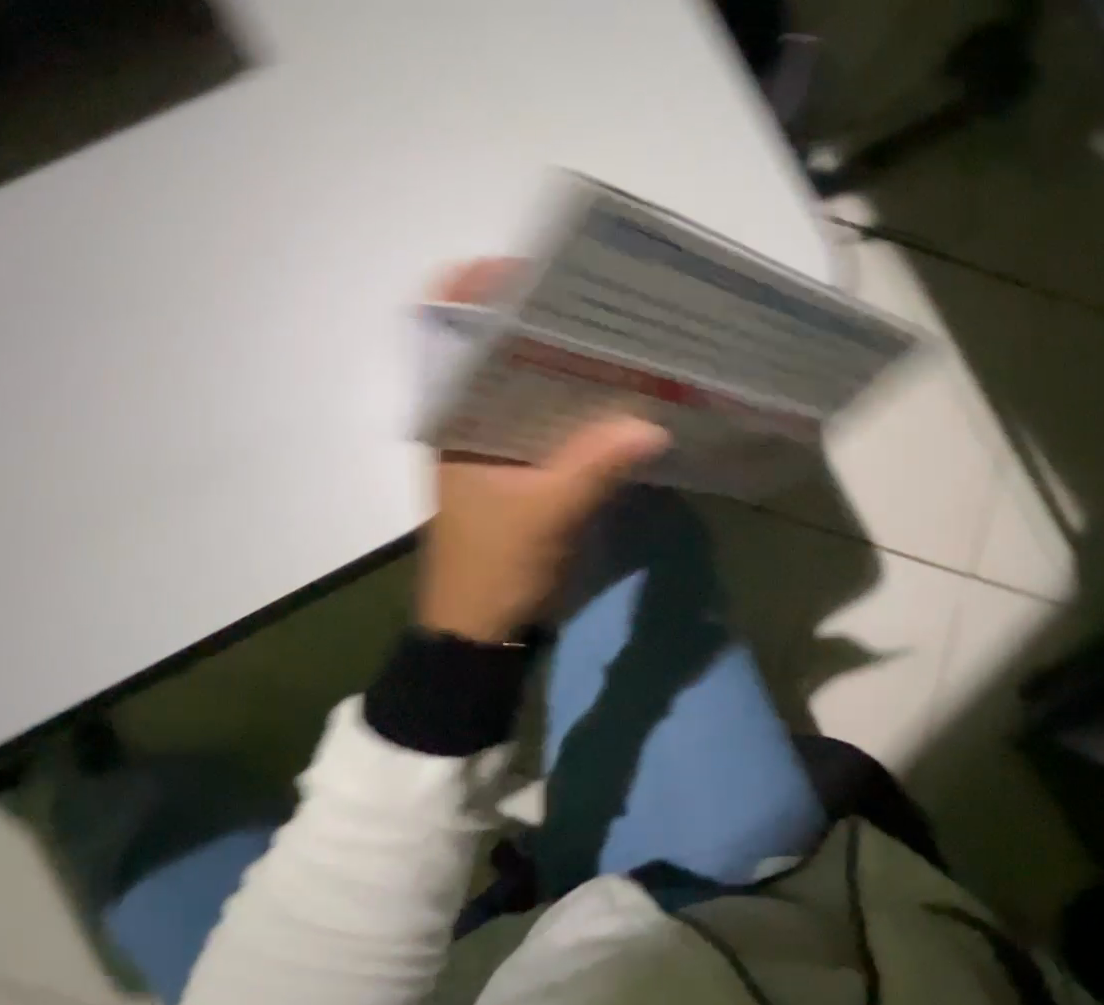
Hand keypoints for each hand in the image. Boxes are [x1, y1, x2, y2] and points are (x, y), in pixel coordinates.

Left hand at [417, 261, 669, 641]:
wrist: (482, 630)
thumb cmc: (493, 566)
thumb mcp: (544, 514)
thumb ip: (594, 466)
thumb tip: (653, 423)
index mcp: (453, 415)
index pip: (450, 329)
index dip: (484, 290)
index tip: (540, 274)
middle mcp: (471, 418)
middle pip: (502, 350)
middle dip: (546, 325)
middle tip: (600, 304)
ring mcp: (500, 444)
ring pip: (532, 387)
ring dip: (570, 368)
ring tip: (620, 342)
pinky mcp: (526, 470)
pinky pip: (556, 426)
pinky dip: (583, 411)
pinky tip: (624, 402)